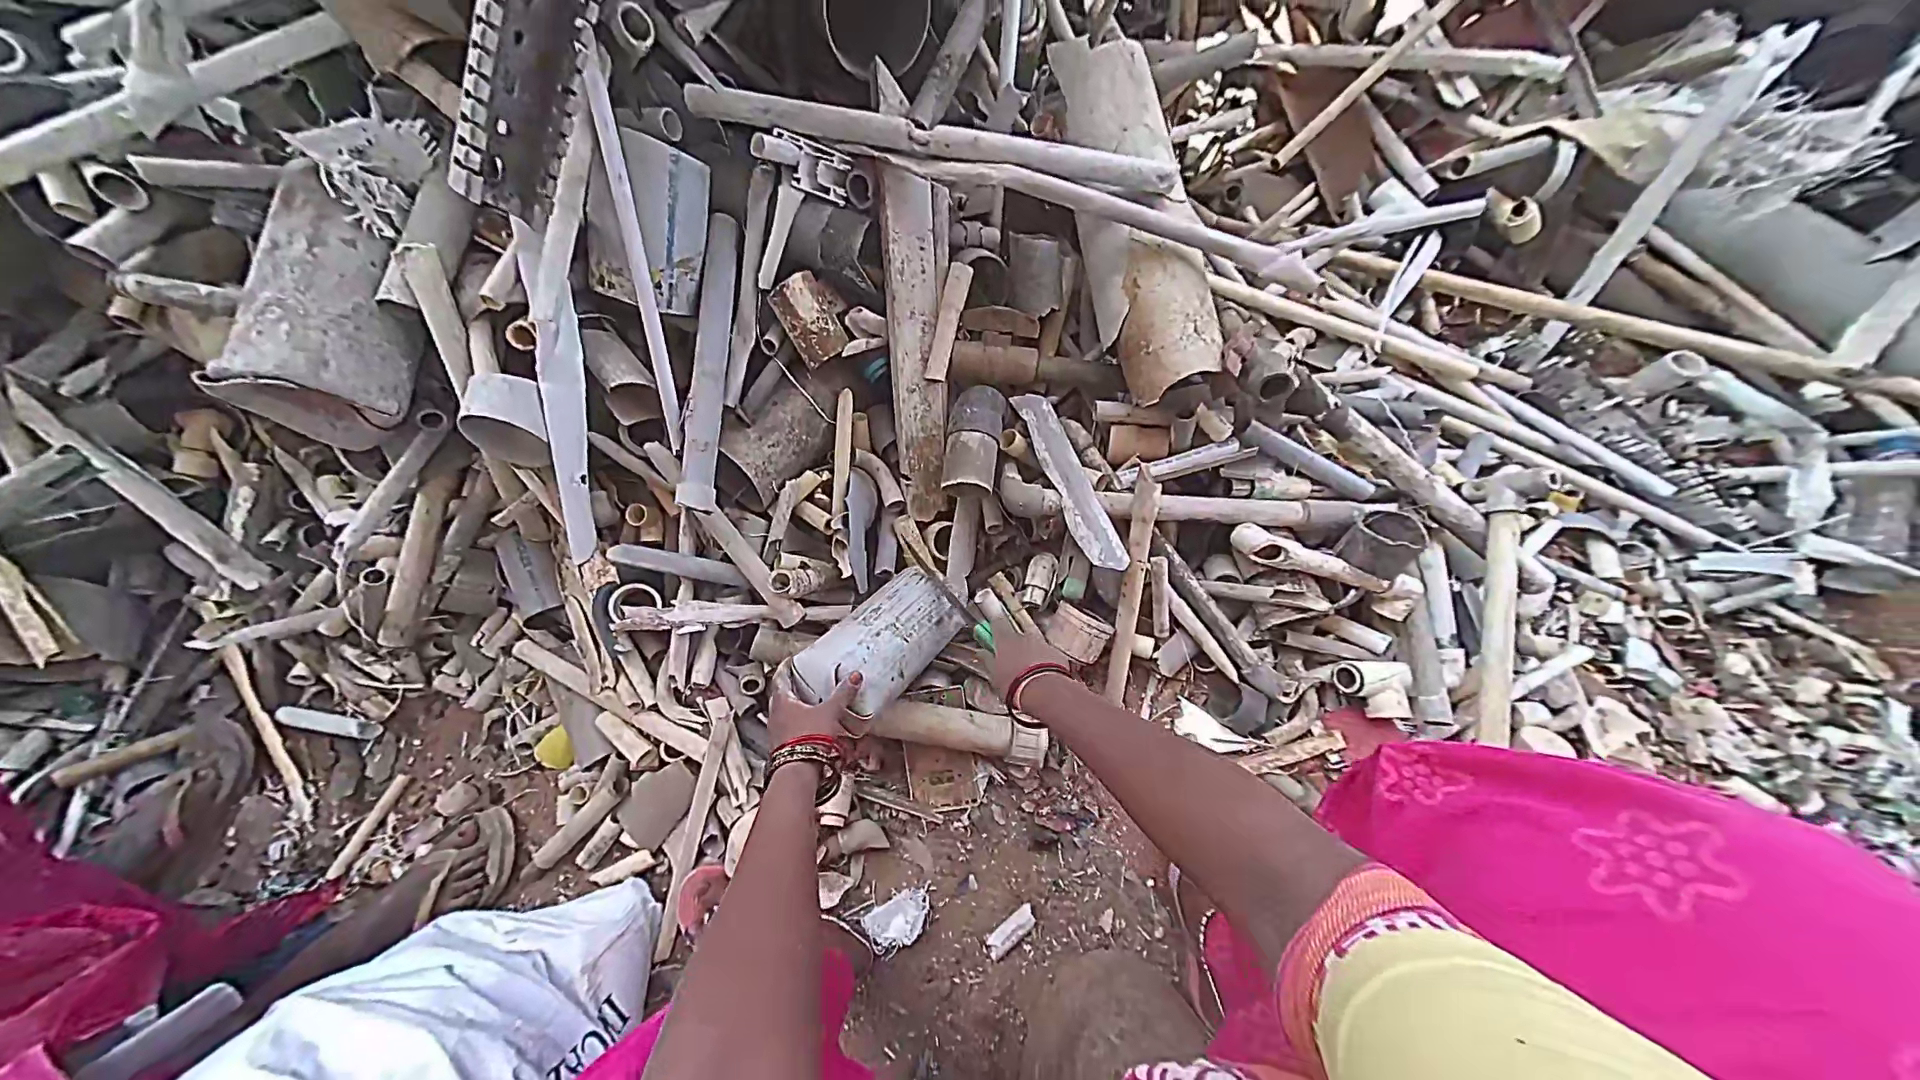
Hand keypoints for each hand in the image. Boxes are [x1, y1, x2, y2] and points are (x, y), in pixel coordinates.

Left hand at [768, 662, 861, 745]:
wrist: (799, 772)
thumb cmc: (807, 740)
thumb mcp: (830, 712)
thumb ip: (843, 694)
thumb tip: (853, 679)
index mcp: (782, 702)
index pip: (780, 679)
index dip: (786, 670)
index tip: (790, 664)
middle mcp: (775, 717)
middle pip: (782, 698)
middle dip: (794, 692)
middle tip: (805, 687)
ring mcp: (777, 734)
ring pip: (785, 717)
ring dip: (797, 712)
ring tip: (812, 710)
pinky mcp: (783, 749)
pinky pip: (790, 733)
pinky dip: (800, 729)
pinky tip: (812, 732)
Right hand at [987, 615, 1073, 701]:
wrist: (1046, 692)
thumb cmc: (1016, 684)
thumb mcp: (994, 675)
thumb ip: (988, 661)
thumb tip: (983, 654)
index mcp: (1006, 639)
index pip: (997, 622)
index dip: (994, 621)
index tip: (990, 623)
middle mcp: (1025, 637)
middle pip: (1017, 631)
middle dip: (1013, 638)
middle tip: (1008, 649)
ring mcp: (1042, 644)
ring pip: (1033, 641)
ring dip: (1028, 649)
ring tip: (1024, 666)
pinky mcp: (1057, 655)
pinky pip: (1046, 653)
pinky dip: (1042, 659)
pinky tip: (1039, 672)